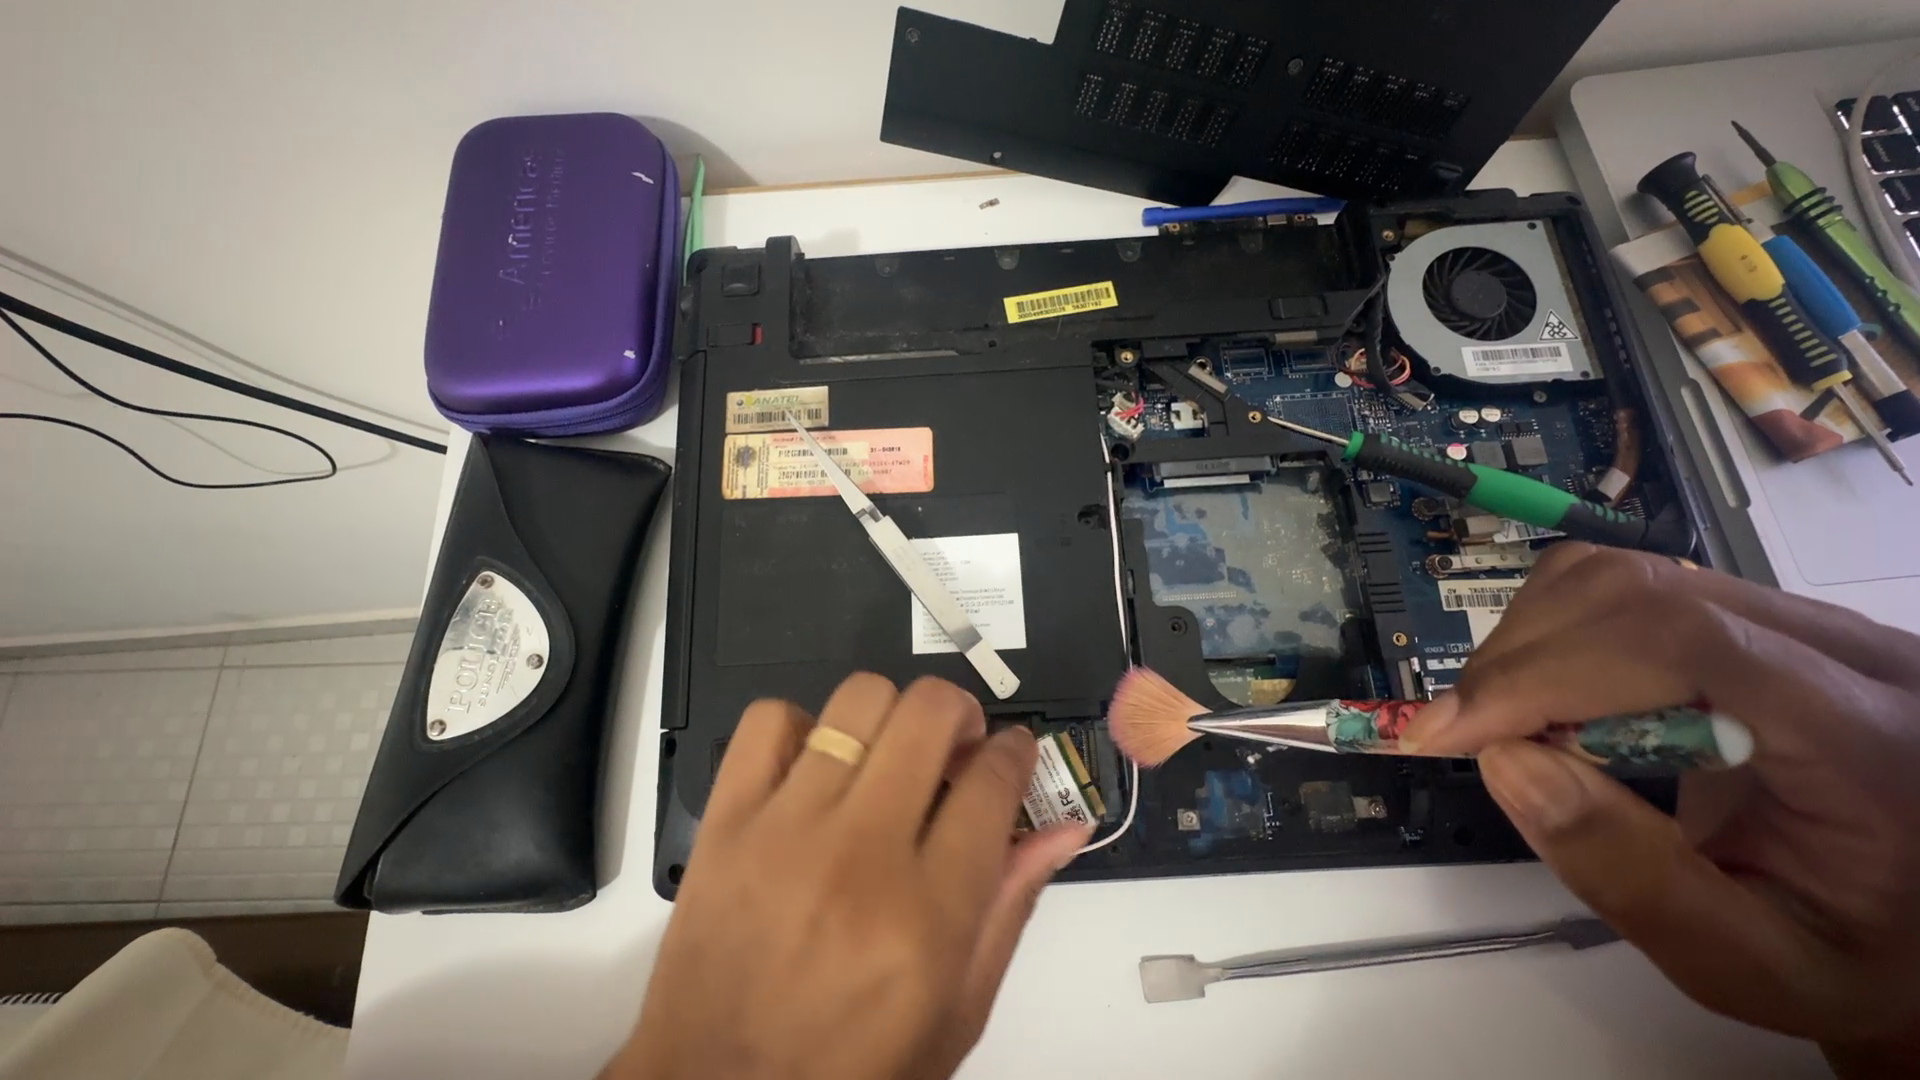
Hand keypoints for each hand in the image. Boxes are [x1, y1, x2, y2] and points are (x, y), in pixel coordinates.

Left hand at [605, 674, 1091, 1079]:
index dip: (1015, 751)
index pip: (992, 782)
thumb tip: (1065, 827)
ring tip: (893, 748)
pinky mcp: (727, 821)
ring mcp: (785, 830)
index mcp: (928, 914)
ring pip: (858, 701)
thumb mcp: (956, 1010)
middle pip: (929, 714)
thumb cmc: (852, 1067)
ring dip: (892, 711)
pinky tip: (817, 764)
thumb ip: (1012, 905)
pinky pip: (768, 721)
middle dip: (960, 712)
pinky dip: (802, 724)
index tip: (1012, 752)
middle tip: (958, 744)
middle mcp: (860, 856)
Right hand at [1400, 544, 1919, 1075]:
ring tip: (1508, 722)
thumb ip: (1633, 878)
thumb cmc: (1844, 955)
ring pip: (1612, 577)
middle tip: (1463, 738)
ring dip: (1525, 645)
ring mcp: (1802, 622)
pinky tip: (1549, 696)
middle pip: (1630, 596)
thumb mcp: (1753, 966)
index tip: (1445, 734)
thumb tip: (1504, 761)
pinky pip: (1620, 586)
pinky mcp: (1753, 615)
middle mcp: (1851, 653)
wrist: (1912, 914)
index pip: (1678, 643)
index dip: (1539, 673)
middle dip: (1514, 665)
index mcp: (1881, 741)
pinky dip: (1549, 632)